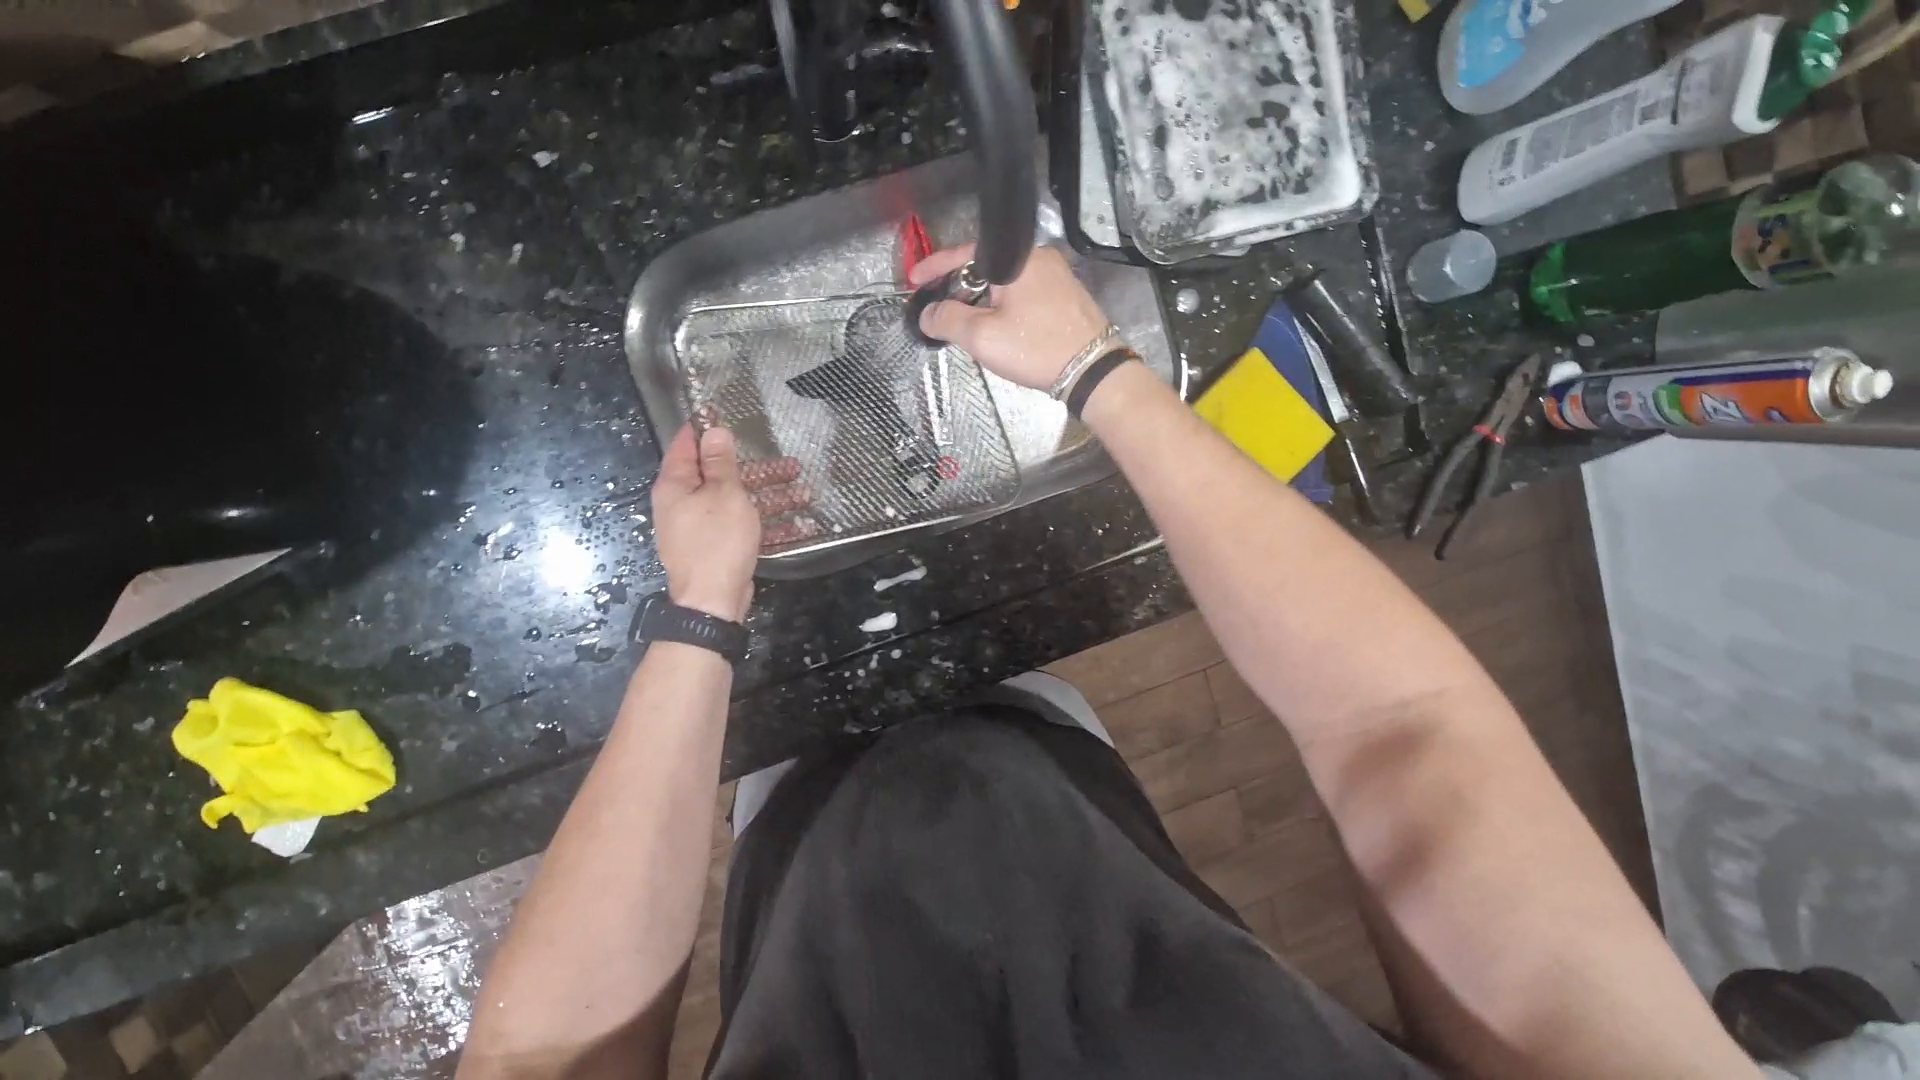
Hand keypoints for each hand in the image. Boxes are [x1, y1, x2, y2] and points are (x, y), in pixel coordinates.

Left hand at [650, 423, 804, 622]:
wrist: (712, 602)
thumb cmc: (716, 541)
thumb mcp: (723, 494)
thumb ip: (720, 462)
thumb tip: (713, 430)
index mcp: (676, 485)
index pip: (687, 445)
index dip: (707, 428)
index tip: (727, 414)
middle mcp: (684, 504)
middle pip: (722, 476)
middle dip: (759, 470)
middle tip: (792, 464)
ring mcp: (701, 528)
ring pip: (739, 503)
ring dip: (772, 497)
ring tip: (806, 493)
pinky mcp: (718, 548)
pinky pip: (744, 527)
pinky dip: (769, 524)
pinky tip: (800, 524)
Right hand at [910, 244, 1112, 390]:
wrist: (1093, 372)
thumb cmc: (1037, 349)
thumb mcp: (983, 338)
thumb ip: (948, 320)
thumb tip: (927, 313)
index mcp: (1018, 259)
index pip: (965, 253)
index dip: (935, 267)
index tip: (914, 281)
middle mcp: (1039, 258)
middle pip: (986, 267)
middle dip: (960, 288)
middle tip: (939, 309)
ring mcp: (1057, 276)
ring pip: (1006, 283)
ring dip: (983, 301)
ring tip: (965, 325)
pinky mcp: (1066, 296)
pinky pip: (1024, 294)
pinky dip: (1004, 306)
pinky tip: (997, 327)